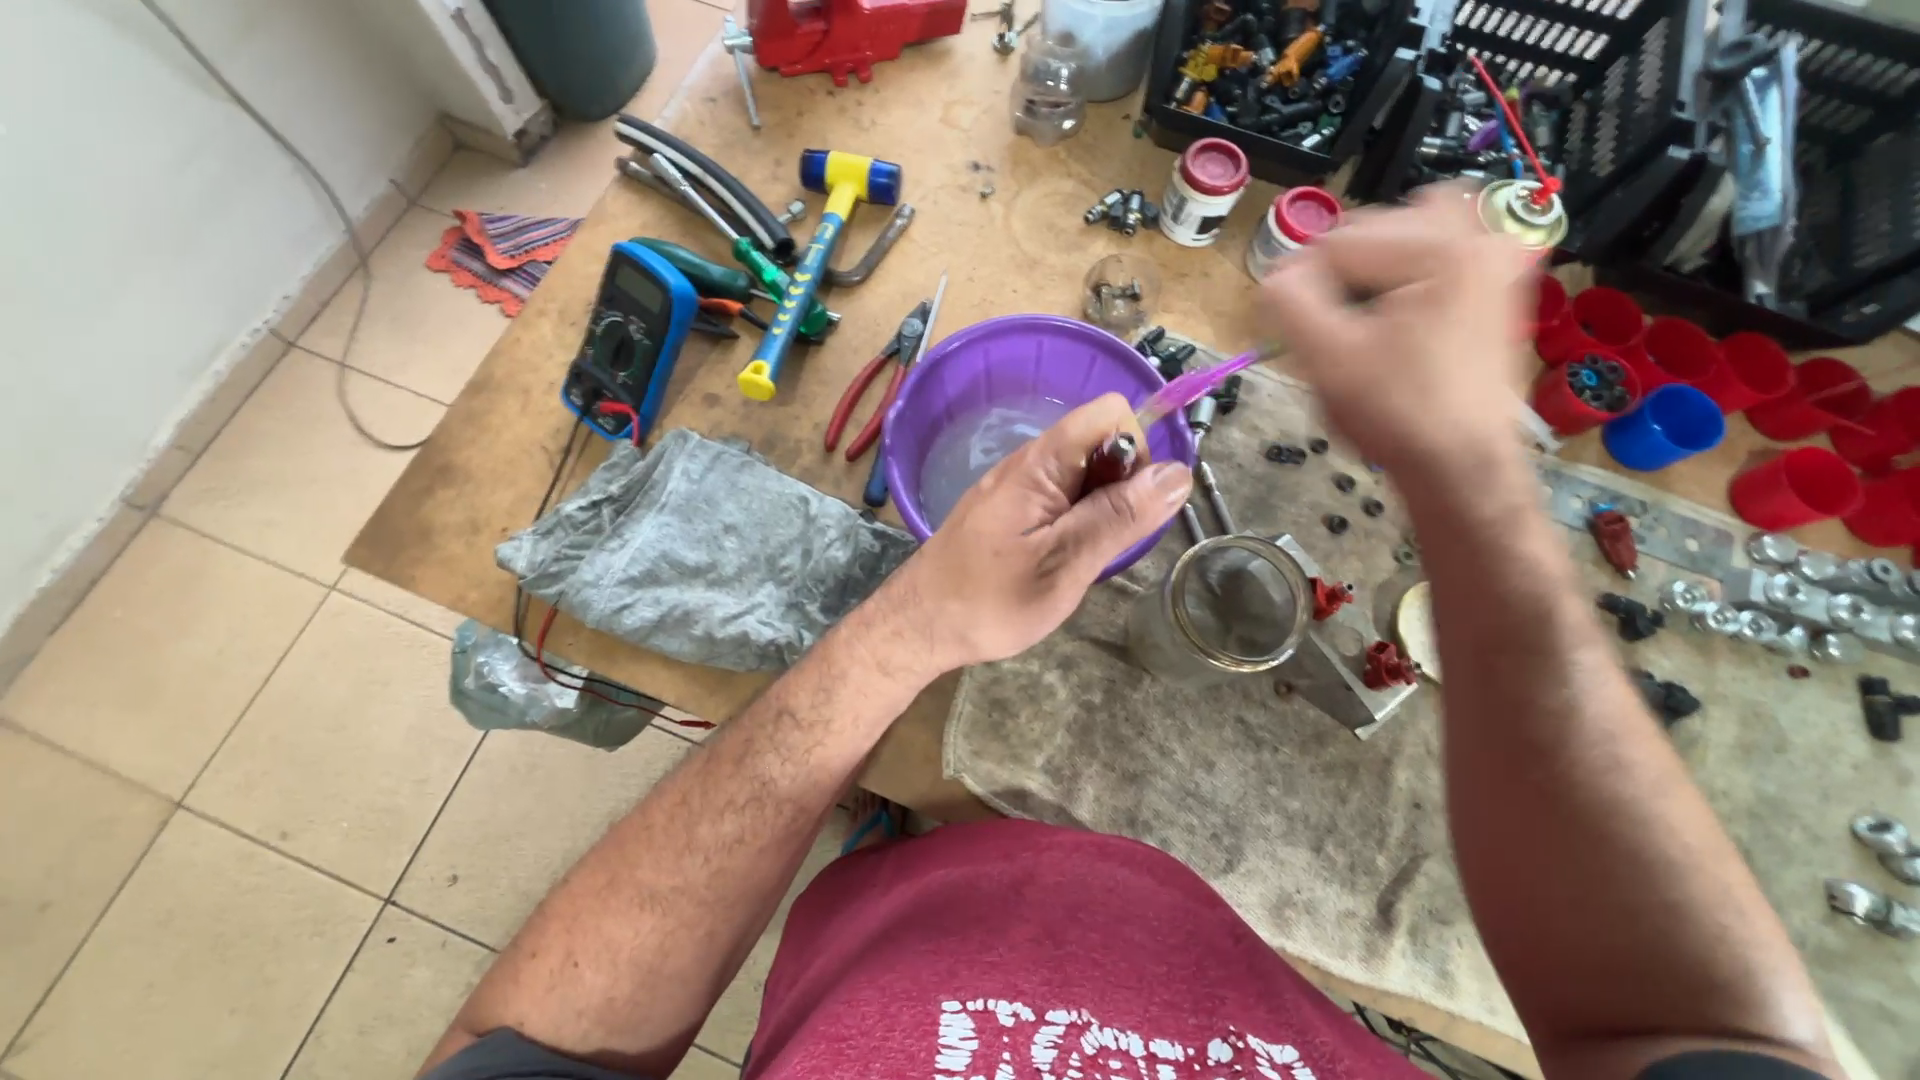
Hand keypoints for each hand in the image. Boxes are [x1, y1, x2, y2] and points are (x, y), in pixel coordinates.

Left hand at [878, 393, 1192, 672]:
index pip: (1109, 414)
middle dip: (1121, 489)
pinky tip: (1060, 565)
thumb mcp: (1064, 564)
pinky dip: (1076, 526)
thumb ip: (1119, 517)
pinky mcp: (1010, 513)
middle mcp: (1029, 464)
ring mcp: (1017, 489)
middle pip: (1100, 445)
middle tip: (1100, 547)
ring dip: (1100, 513)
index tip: (1130, 507)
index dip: (1135, 451)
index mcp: (1041, 464)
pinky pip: (1061, 502)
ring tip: (1079, 562)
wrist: (918, 628)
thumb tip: (1177, 473)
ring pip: (1084, 478)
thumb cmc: (988, 601)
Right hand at [1260, 184, 1535, 479]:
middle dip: (1339, 269)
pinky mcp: (1501, 282)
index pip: (1336, 244)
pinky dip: (1421, 257)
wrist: (1460, 462)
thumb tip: (1277, 275)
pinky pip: (1455, 240)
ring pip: (1416, 223)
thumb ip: (1288, 303)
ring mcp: (1496, 257)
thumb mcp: (1327, 359)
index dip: (1300, 286)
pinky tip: (1403, 293)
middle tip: (1325, 319)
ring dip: (1379, 254)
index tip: (1289, 327)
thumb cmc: (1396, 414)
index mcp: (1438, 248)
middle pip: (1374, 226)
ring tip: (1361, 301)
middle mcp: (1477, 236)